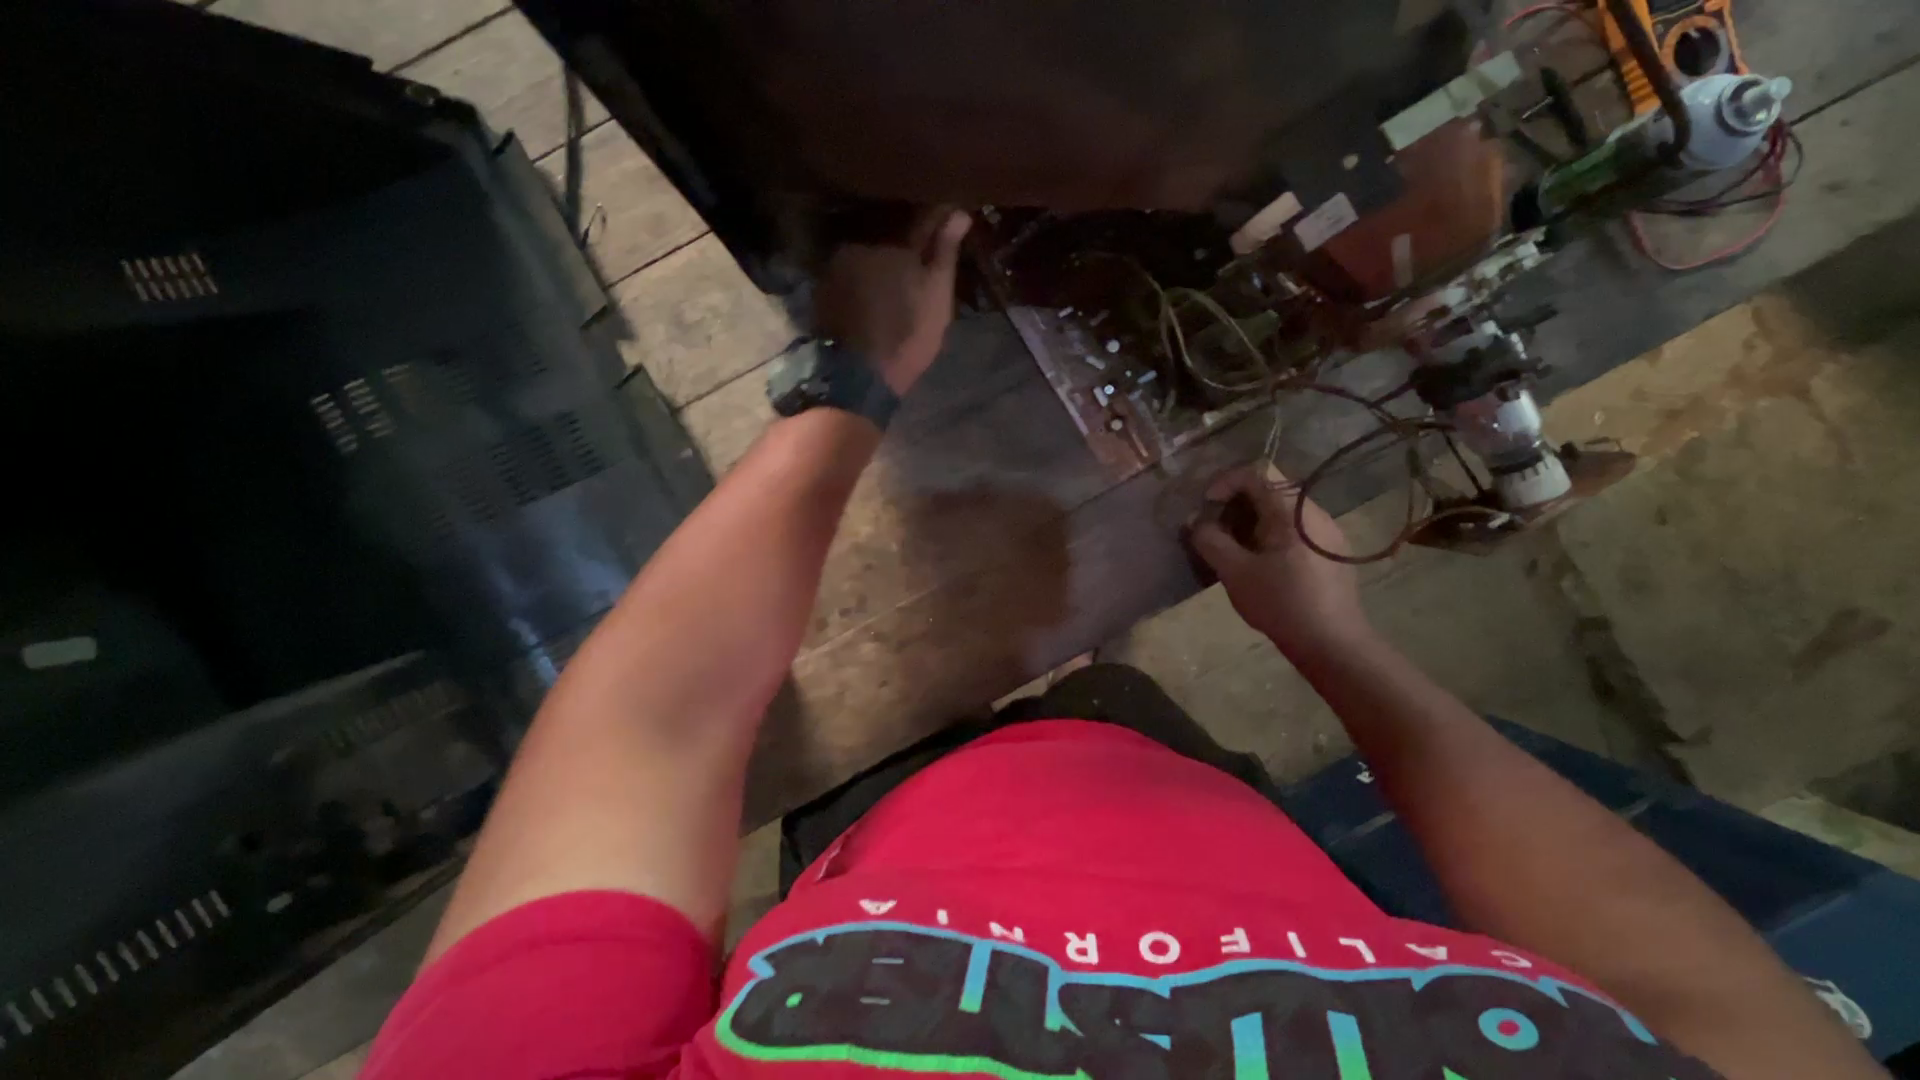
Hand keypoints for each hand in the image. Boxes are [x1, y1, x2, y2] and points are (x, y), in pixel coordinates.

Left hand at [813, 207, 971, 394]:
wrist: (856, 376)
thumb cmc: (906, 335)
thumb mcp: (936, 295)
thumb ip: (945, 252)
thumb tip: (959, 212)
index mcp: (896, 244)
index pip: (923, 221)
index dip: (939, 221)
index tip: (952, 219)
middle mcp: (862, 244)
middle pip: (890, 237)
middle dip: (905, 244)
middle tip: (921, 261)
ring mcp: (838, 266)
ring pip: (868, 257)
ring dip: (881, 264)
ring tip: (895, 284)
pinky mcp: (823, 289)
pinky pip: (850, 276)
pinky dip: (862, 281)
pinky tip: (872, 299)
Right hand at [1189, 464, 1374, 659]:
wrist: (1332, 643)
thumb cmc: (1281, 603)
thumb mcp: (1235, 573)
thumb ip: (1210, 541)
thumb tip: (1195, 522)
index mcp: (1292, 510)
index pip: (1256, 471)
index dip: (1224, 482)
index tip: (1206, 507)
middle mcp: (1314, 511)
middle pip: (1270, 489)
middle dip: (1236, 504)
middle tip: (1215, 530)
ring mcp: (1328, 530)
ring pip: (1283, 509)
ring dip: (1252, 520)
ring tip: (1234, 548)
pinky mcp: (1332, 551)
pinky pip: (1296, 528)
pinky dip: (1271, 533)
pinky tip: (1261, 563)